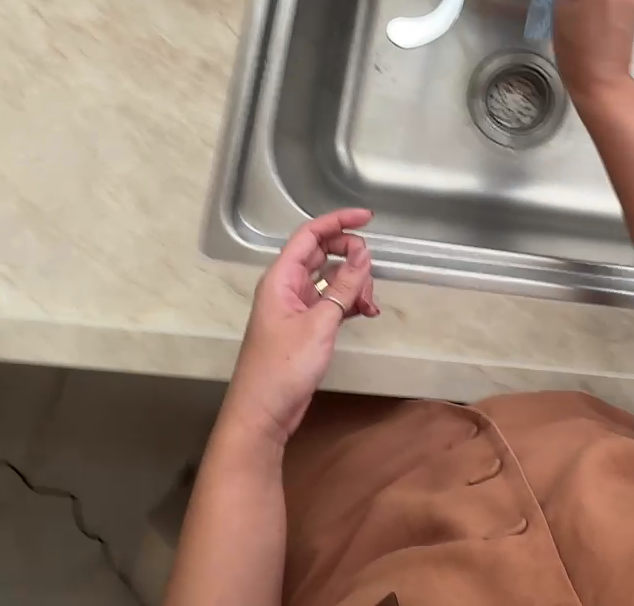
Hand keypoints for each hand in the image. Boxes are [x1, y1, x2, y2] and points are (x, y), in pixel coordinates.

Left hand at [226, 209, 378, 447]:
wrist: (262, 414)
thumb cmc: (284, 366)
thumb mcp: (320, 323)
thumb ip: (344, 286)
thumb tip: (364, 253)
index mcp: (281, 278)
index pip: (310, 235)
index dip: (338, 221)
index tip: (368, 218)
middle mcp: (287, 286)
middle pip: (322, 253)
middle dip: (351, 257)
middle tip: (372, 272)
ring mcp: (296, 305)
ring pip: (330, 278)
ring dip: (354, 284)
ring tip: (370, 304)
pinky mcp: (305, 324)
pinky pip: (331, 300)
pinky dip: (350, 301)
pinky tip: (366, 312)